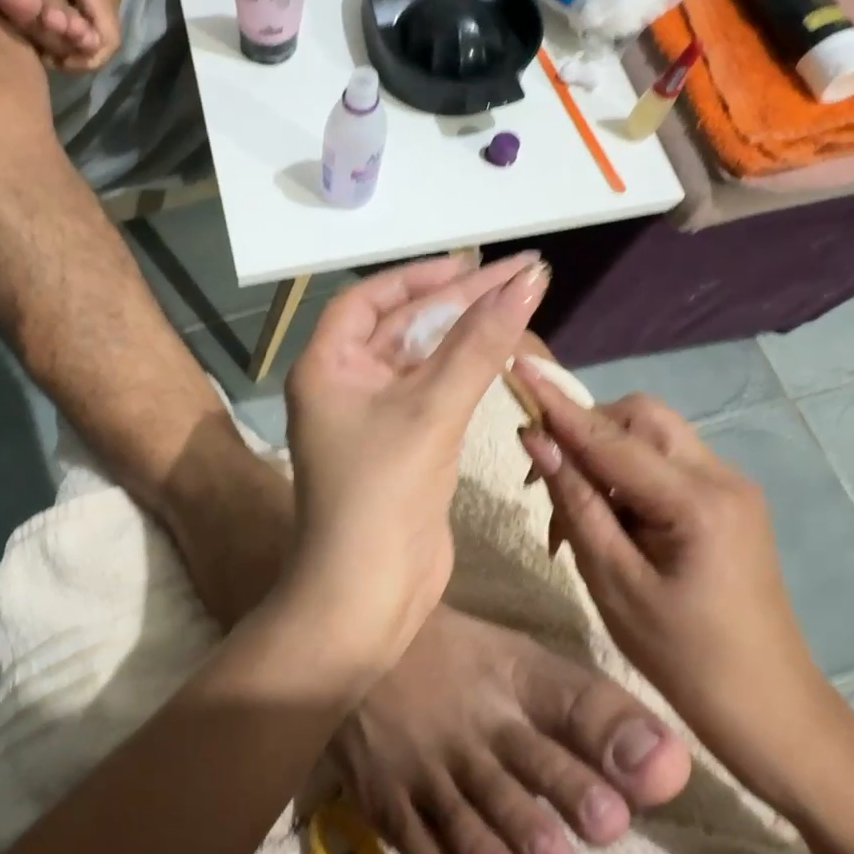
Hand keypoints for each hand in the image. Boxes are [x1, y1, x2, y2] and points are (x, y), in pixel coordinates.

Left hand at [0, 0, 123, 71]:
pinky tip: (48, 17)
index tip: (61, 58)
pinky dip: (74, 22)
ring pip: (96, 30)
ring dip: (72, 38)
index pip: (107, 44)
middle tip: (44, 51)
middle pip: (99, 44)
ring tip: (42, 35)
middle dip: (73, 51)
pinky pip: (92, 15)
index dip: (87, 60)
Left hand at [280, 252, 549, 665]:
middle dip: (457, 301)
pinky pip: (434, 394)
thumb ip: (479, 344)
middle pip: (402, 327)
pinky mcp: (402, 447)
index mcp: (326, 366)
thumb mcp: (430, 410)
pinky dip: (466, 373)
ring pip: (423, 361)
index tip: (472, 262)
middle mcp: (343, 385)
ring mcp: (373, 419)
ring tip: (521, 303)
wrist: (367, 592)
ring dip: (467, 335)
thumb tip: (527, 282)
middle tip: (521, 275)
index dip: (418, 277)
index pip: (368, 300)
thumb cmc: (382, 492)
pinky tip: (502, 355)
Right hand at [512, 367, 832, 765]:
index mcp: (697, 500)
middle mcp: (721, 477)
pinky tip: (604, 522)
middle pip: (640, 417)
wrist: (767, 708)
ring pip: (651, 437)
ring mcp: (729, 488)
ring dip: (602, 456)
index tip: (516, 364)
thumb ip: (576, 502)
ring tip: (571, 513)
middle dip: (587, 429)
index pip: (610, 435)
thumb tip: (537, 439)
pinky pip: (663, 465)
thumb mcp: (613, 579)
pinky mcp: (726, 504)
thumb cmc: (681, 654)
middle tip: (546, 476)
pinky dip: (624, 478)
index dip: (558, 403)